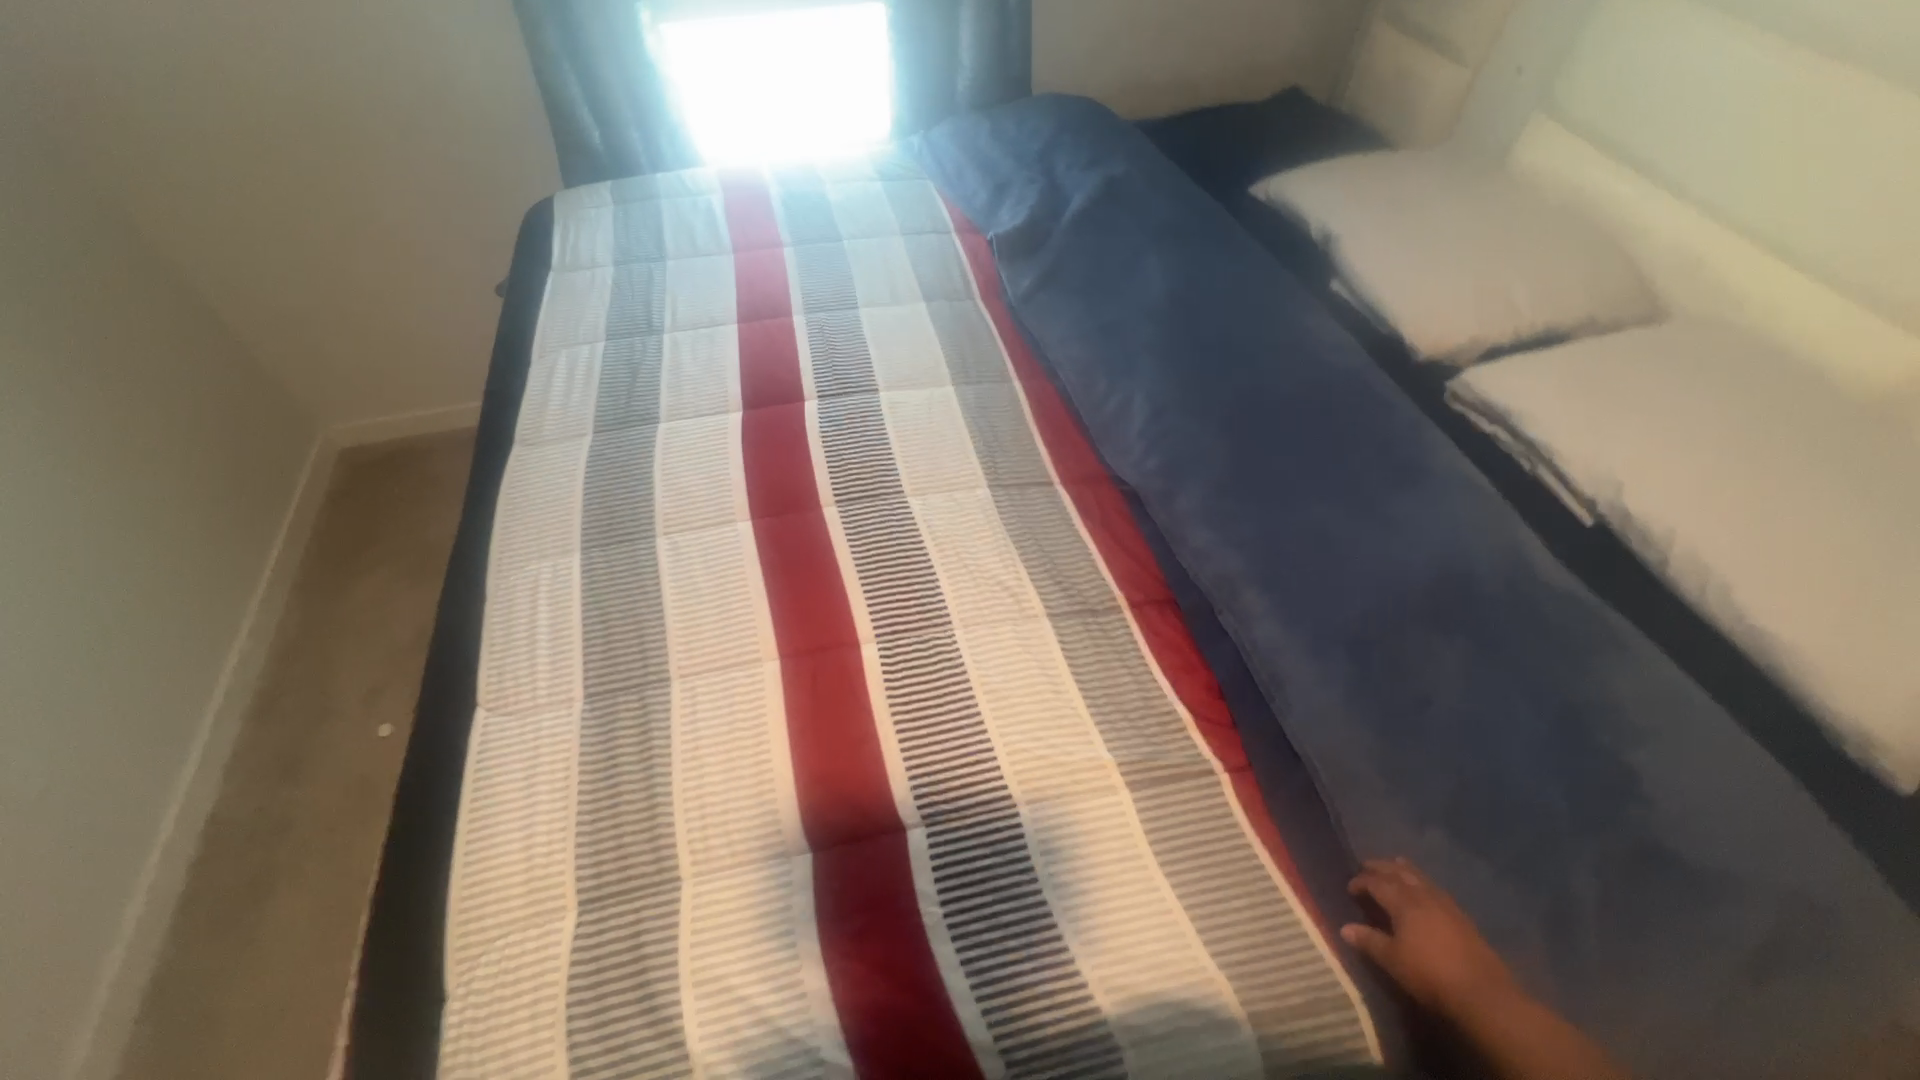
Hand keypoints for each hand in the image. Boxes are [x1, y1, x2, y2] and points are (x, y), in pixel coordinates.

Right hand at [1340, 858, 1519, 1021]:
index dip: (1361, 882)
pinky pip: (1435, 889)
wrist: (1483, 993)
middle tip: (1367, 866)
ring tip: (1395, 867)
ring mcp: (1447, 905)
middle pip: (1400, 873)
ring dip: (1404, 870)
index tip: (1349, 888)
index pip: (1377, 883)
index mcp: (1404, 903)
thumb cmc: (1430, 975)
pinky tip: (1424, 893)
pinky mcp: (1462, 918)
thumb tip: (1345, 928)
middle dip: (1381, 867)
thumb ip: (1369, 941)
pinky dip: (1422, 883)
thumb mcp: (1393, 960)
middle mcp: (1424, 896)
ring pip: (1421, 878)